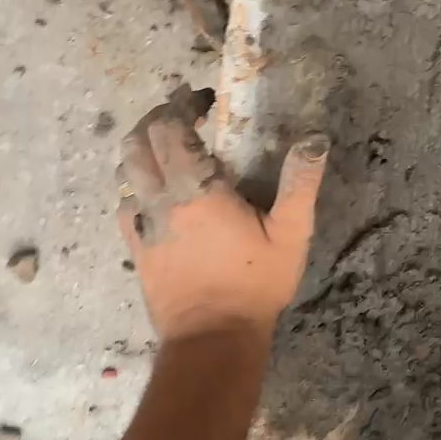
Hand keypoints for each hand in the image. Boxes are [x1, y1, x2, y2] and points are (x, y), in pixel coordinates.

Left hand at [116, 85, 326, 341]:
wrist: (211, 340)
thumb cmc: (254, 284)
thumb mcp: (291, 232)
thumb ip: (301, 183)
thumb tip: (315, 139)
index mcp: (195, 190)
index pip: (169, 130)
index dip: (180, 105)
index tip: (203, 98)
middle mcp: (159, 201)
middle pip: (136, 144)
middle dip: (156, 119)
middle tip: (186, 113)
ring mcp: (142, 227)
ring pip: (126, 172)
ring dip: (144, 150)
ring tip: (173, 147)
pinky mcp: (137, 249)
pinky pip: (125, 205)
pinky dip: (137, 186)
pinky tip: (160, 193)